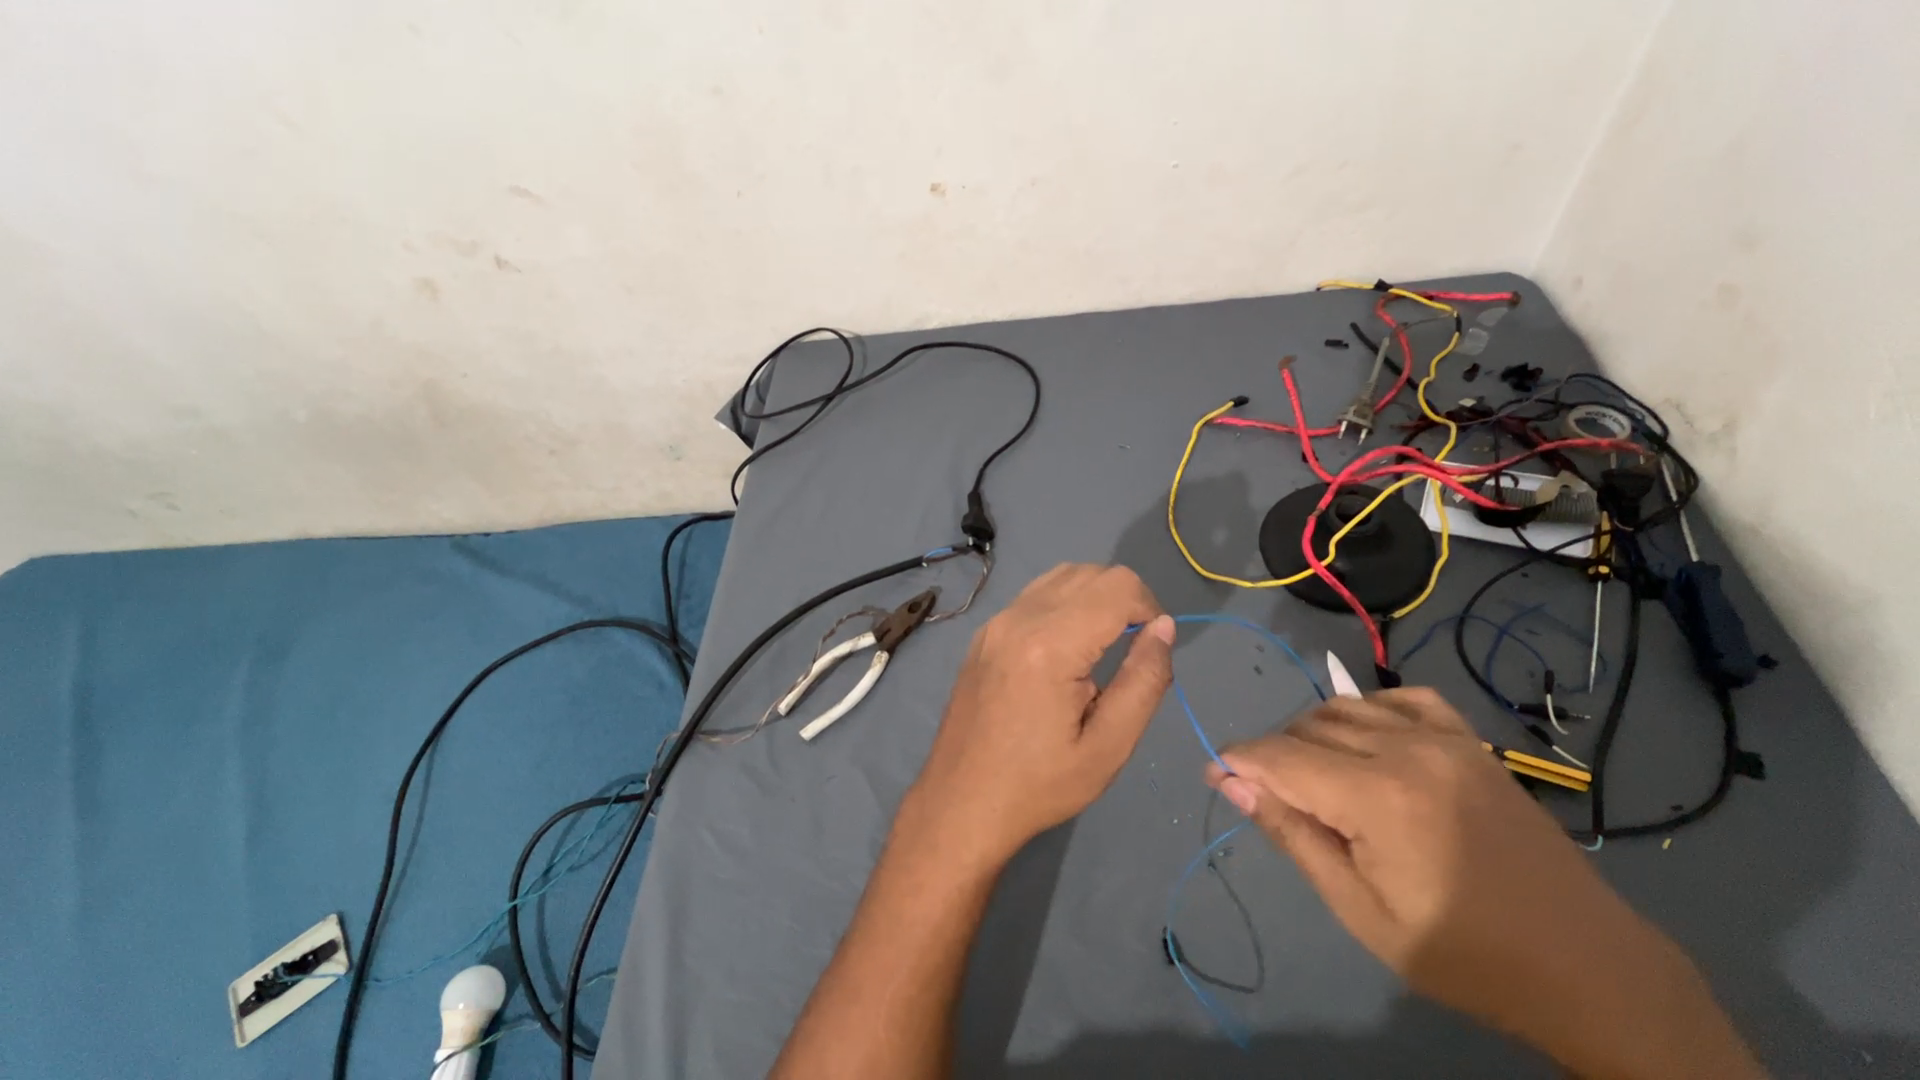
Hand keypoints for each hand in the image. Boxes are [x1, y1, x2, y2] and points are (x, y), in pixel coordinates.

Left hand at [901, 564, 1173, 869]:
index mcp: (1050, 645)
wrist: (961, 803)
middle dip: (1124, 600)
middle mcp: (1018, 620)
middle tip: (1132, 651)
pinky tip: (1066, 653)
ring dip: (1093, 598)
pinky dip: (1063, 606)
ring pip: (1060, 576)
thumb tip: (1163, 627)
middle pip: (1090, 572)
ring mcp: (994, 624)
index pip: (1117, 586)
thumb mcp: (1109, 746)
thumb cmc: (1039, 785)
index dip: (1148, 607)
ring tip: (1102, 649)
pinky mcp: (983, 635)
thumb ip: (1145, 681)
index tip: (1153, 648)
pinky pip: (1034, 596)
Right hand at [1209, 688, 1762, 1078]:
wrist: (1582, 963)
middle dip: (1273, 753)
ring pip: (1348, 706)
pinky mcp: (1473, 744)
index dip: (1238, 762)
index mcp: (1377, 796)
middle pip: (1308, 725)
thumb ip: (1294, 836)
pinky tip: (1365, 739)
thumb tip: (1234, 783)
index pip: (1279, 756)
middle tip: (1268, 797)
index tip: (1216, 779)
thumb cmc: (1460, 953)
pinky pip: (1406, 699)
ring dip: (1314, 732)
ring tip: (1312, 777)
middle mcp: (1407, 750)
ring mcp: (1446, 740)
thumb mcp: (1361, 910)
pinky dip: (1371, 709)